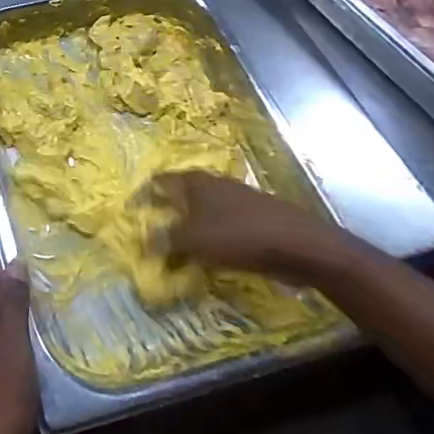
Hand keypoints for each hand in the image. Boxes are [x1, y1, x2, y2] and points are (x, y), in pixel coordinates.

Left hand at [0, 259, 37, 433]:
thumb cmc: (1, 395)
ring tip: (36, 326)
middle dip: (5, 289)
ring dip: (8, 313)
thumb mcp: (13, 345)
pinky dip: (6, 334)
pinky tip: (26, 352)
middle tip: (37, 304)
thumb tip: (14, 263)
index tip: (26, 281)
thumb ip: (12, 303)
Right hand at [152, 171, 353, 281]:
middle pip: (179, 194)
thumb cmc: (239, 236)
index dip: (141, 198)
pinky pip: (222, 221)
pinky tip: (213, 251)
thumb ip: (165, 241)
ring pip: (201, 208)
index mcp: (191, 181)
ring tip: (181, 246)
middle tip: (154, 232)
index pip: (155, 183)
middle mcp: (211, 182)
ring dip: (189, 224)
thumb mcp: (193, 242)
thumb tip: (142, 242)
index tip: (130, 215)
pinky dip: (211, 233)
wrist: (303, 245)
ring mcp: (236, 195)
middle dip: (165, 212)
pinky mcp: (256, 213)